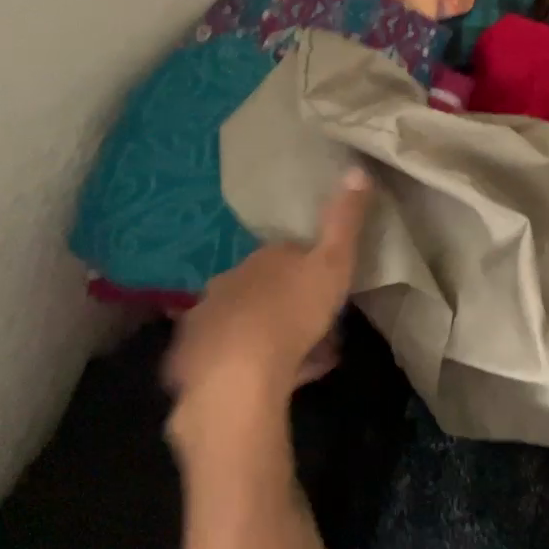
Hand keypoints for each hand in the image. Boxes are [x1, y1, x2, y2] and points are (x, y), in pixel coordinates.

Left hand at [165, 168, 373, 409]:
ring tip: (305, 356)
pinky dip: (254, 363)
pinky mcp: (192, 363)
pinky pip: (232, 356)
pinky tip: (278, 378)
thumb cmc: (292, 313)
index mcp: (262, 257)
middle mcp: (227, 283)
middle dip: (289, 301)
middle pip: (265, 286)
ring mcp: (205, 323)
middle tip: (319, 324)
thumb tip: (356, 168)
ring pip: (247, 322)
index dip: (311, 266)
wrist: (237, 380)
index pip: (288, 252)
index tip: (329, 285)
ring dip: (273, 334)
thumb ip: (345, 220)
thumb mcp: (334, 263)